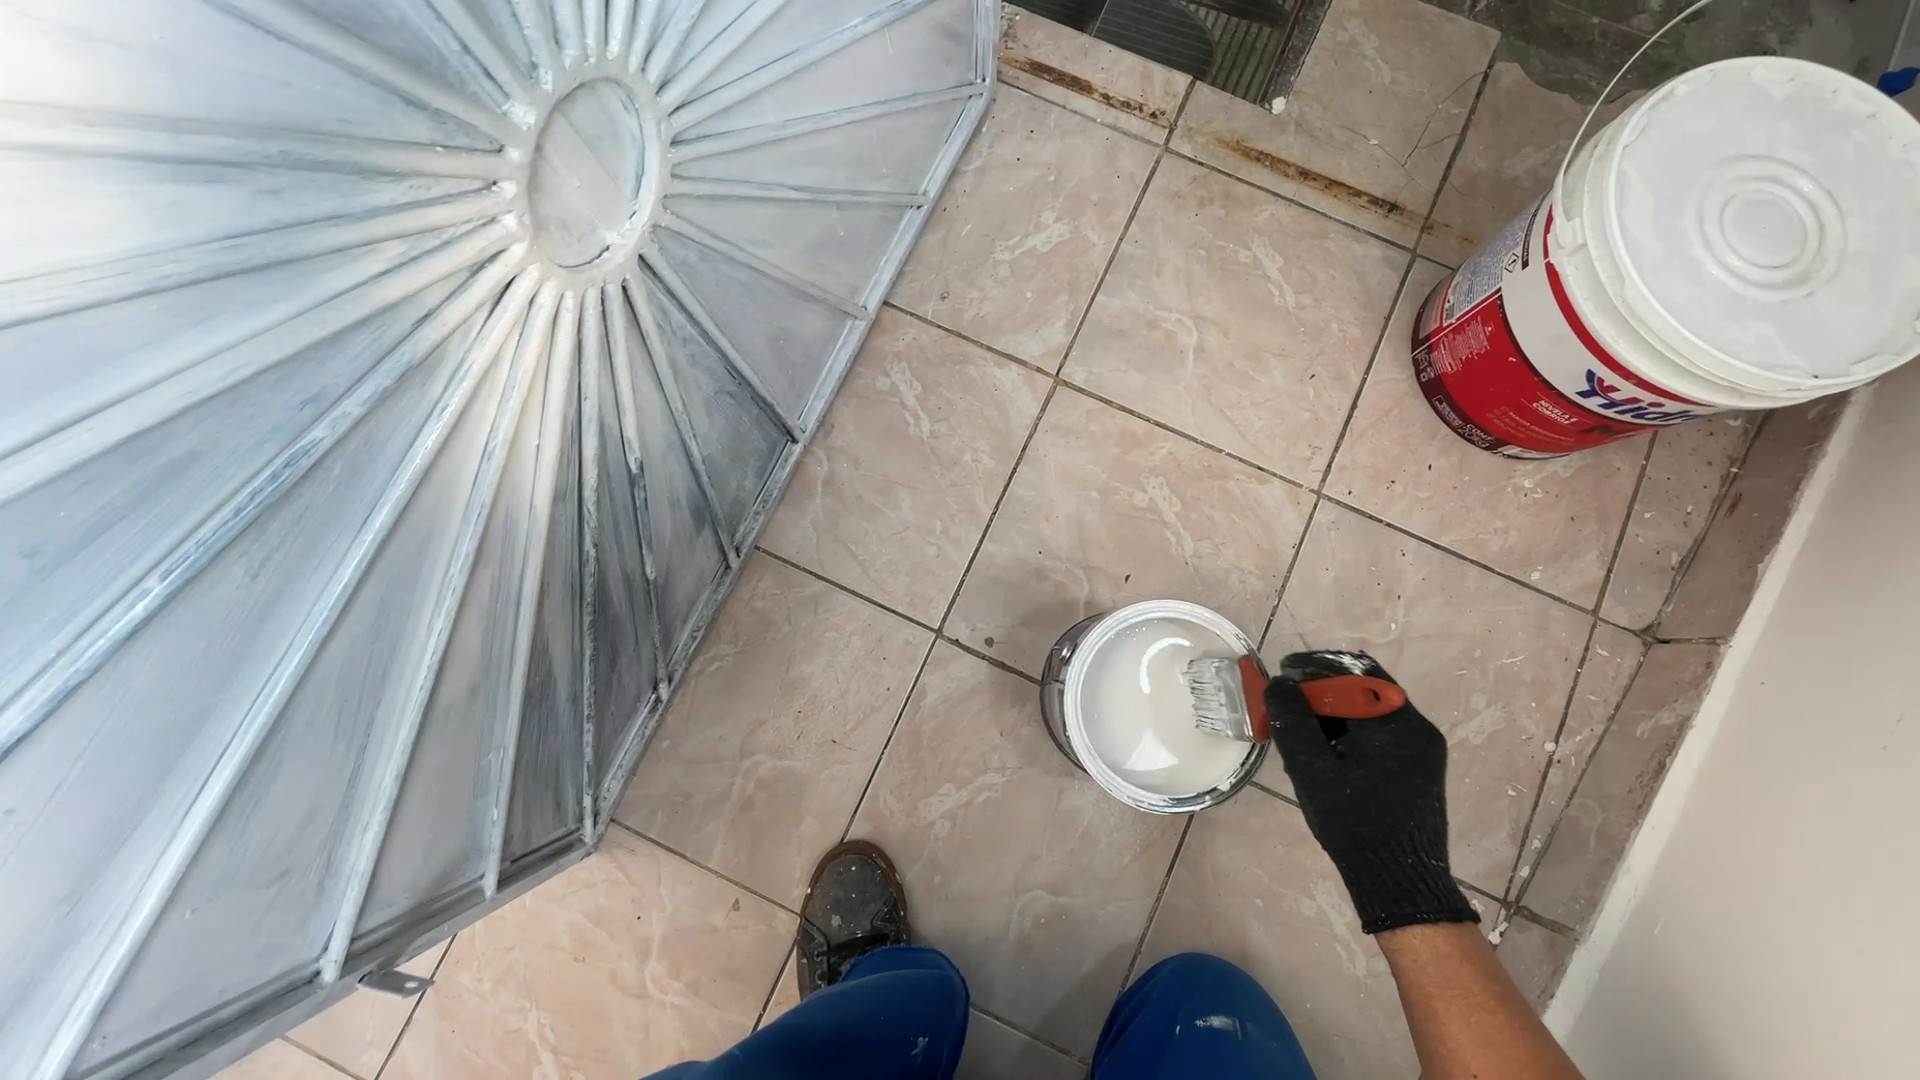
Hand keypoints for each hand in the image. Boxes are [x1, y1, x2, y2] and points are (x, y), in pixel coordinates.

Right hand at [1265, 651, 1477, 934]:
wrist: (1398, 879)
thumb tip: (1278, 684)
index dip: (1314, 666)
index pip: (1353, 670)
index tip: (1282, 672)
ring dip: (1333, 711)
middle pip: (1364, 688)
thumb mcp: (1311, 768)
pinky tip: (1323, 751)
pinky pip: (1378, 734)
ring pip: (1369, 711)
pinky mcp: (1417, 769)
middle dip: (1321, 689)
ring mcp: (1421, 749)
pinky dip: (1348, 732)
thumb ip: (1292, 720)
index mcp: (1395, 722)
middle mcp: (1416, 727)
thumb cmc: (1353, 821)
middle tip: (1287, 701)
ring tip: (1299, 730)